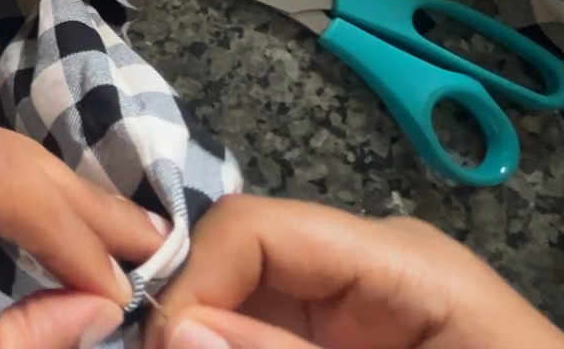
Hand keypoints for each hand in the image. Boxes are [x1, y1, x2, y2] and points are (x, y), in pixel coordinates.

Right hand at [146, 195, 563, 348]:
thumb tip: (175, 329)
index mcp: (400, 260)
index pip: (255, 226)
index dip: (196, 276)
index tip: (163, 344)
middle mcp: (367, 259)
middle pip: (242, 254)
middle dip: (194, 307)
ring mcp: (360, 296)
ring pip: (246, 289)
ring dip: (210, 331)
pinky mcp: (350, 331)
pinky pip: (272, 324)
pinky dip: (238, 341)